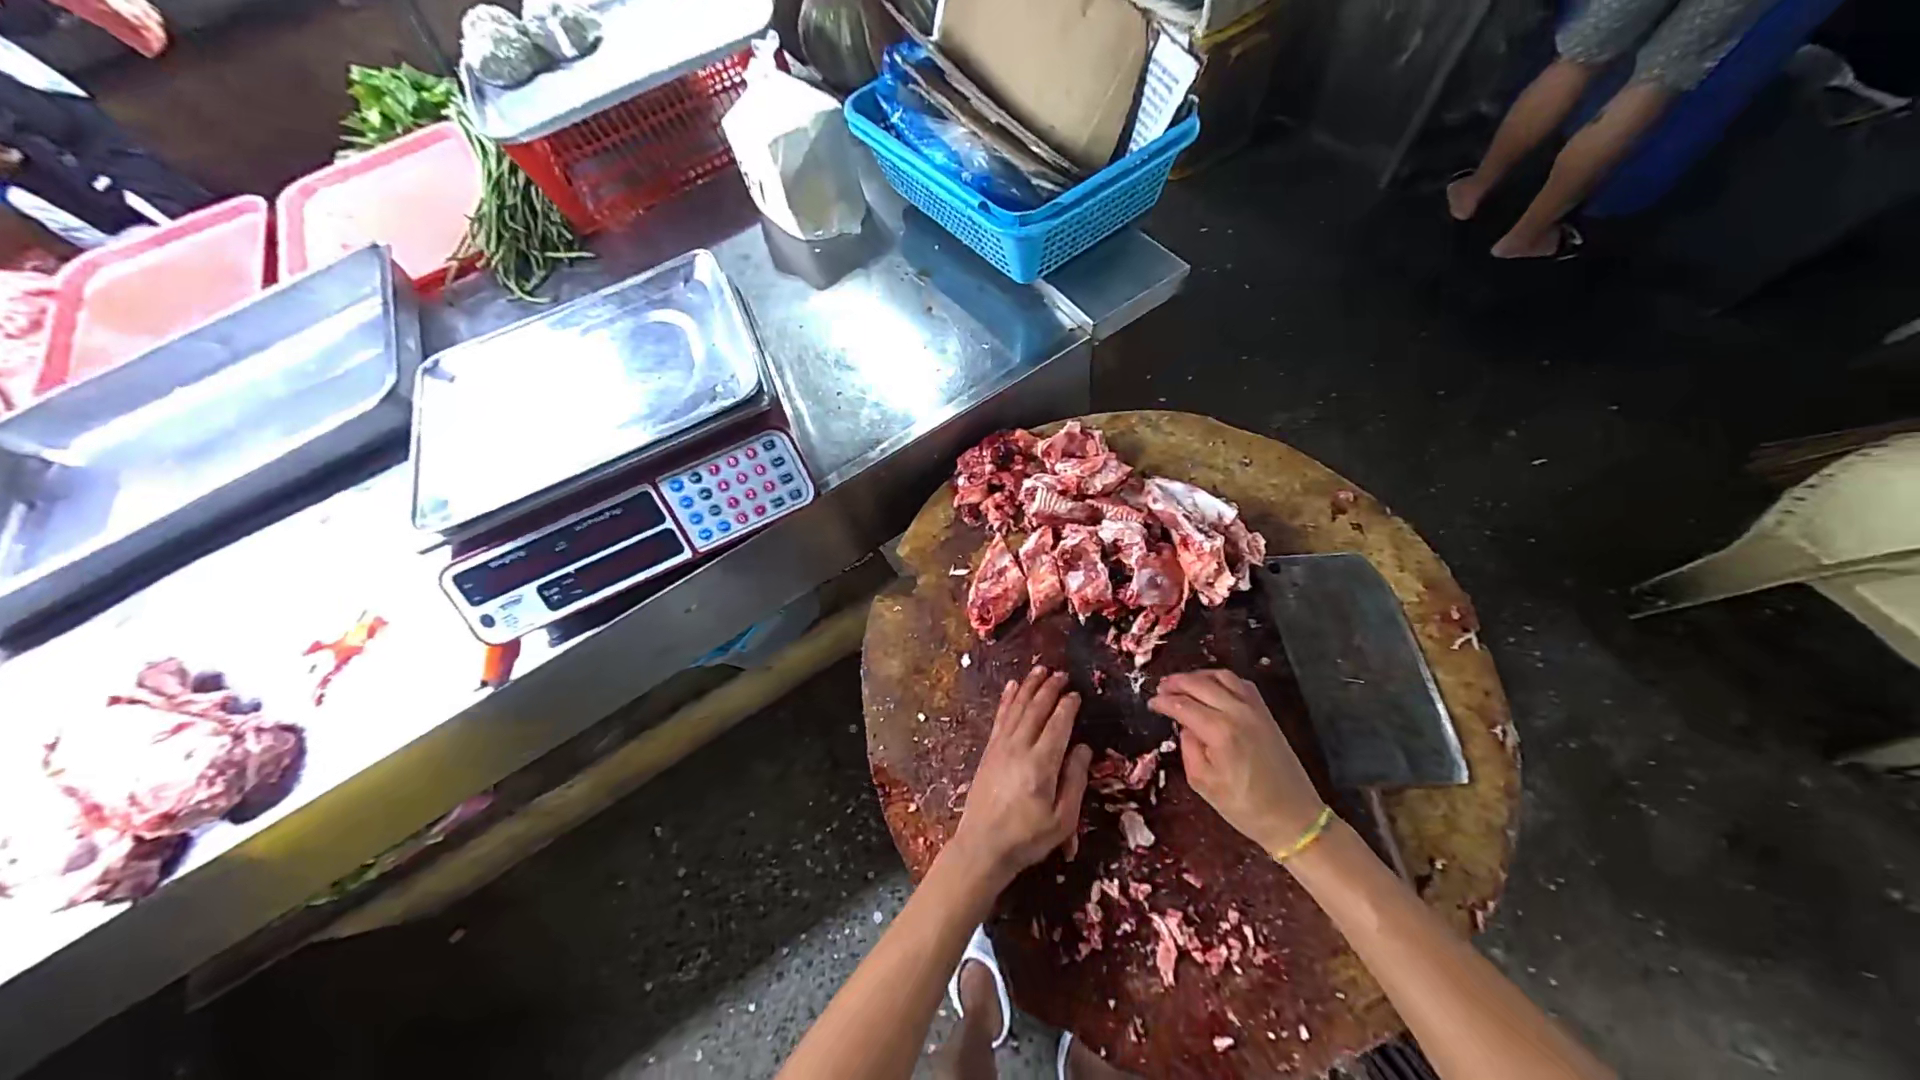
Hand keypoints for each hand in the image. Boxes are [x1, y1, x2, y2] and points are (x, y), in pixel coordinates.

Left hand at [949, 666, 1091, 888]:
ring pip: (1017, 708)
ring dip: (1029, 687)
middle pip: (1036, 710)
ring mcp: (1000, 747)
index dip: (1068, 706)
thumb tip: (1082, 748)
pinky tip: (1012, 687)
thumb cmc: (1027, 838)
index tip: (1076, 693)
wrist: (982, 846)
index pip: (1058, 725)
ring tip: (1040, 670)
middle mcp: (1019, 748)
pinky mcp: (988, 751)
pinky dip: (1008, 700)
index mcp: (1041, 764)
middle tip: (1061, 674)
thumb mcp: (1063, 819)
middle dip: (1050, 689)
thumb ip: (1075, 780)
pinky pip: (1000, 718)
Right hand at [1149, 670, 1323, 854]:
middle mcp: (1237, 713)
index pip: (1183, 705)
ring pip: (1222, 677)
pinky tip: (1212, 687)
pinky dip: (1222, 679)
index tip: (1151, 703)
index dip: (1163, 702)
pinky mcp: (1266, 714)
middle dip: (1176, 683)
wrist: (1293, 817)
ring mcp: (1255, 710)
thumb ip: (1188, 749)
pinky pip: (1241, 684)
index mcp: (1220, 732)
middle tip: (1160, 687)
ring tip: (1182, 683)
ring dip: (1198, 676)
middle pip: (1200, 684)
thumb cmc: (1245, 807)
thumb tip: (1185, 727)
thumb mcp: (1203, 783)